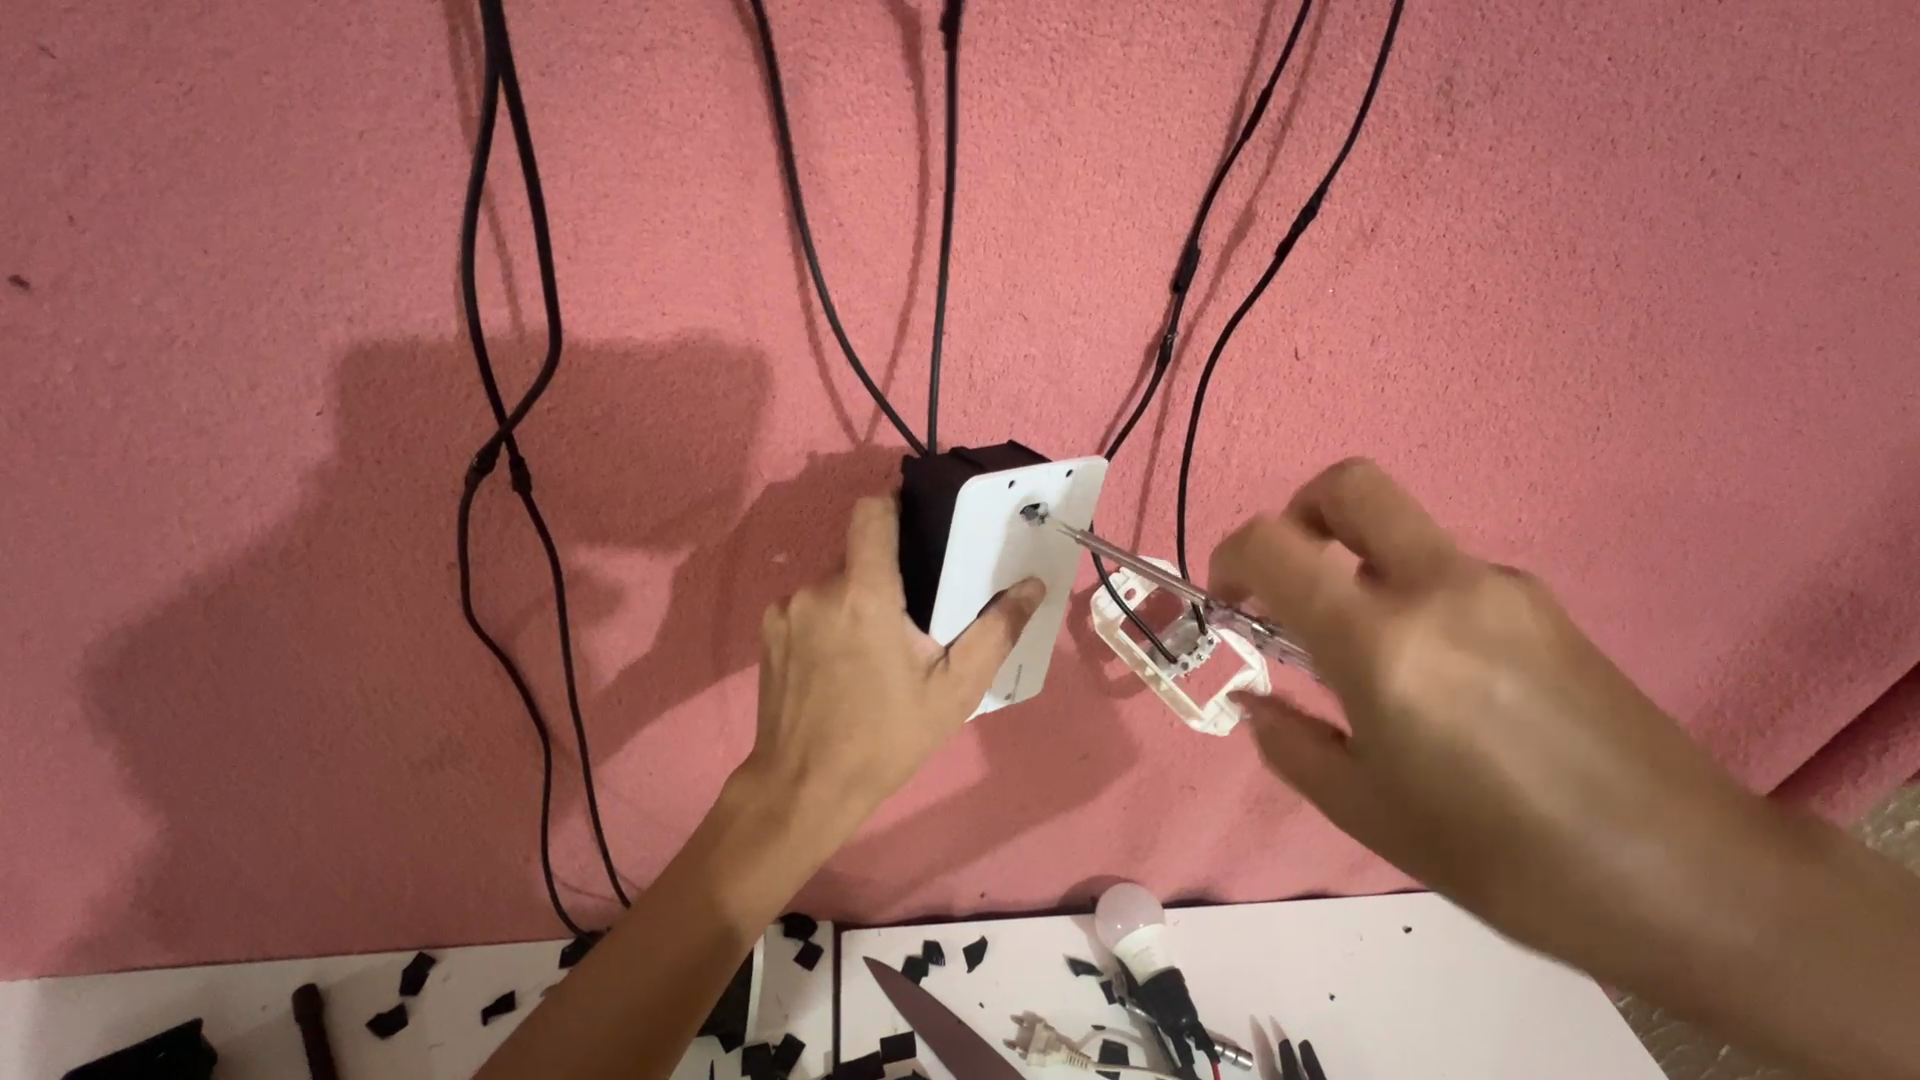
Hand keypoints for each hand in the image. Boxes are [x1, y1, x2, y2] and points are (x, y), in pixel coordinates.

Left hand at [747, 495, 1044, 825]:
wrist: (804, 788)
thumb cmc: (885, 739)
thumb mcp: (954, 691)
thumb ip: (996, 632)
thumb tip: (1033, 587)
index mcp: (864, 595)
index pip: (872, 511)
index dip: (896, 506)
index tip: (920, 525)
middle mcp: (817, 589)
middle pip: (860, 554)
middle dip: (888, 576)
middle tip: (915, 619)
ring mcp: (786, 610)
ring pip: (835, 583)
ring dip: (859, 602)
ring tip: (878, 650)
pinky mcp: (769, 631)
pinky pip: (811, 606)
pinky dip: (832, 621)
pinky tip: (843, 664)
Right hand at [1209, 459, 1765, 956]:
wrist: (1682, 876)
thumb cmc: (1497, 855)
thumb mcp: (1361, 808)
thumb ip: (1288, 739)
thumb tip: (1255, 700)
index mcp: (1381, 642)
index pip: (1274, 543)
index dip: (1230, 556)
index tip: (1230, 601)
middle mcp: (1439, 589)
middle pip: (1351, 485)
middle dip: (1299, 513)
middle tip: (1290, 580)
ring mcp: (1500, 587)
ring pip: (1401, 535)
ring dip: (1358, 570)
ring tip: (1367, 664)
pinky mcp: (1542, 605)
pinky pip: (1447, 575)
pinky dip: (1410, 600)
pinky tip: (1434, 681)